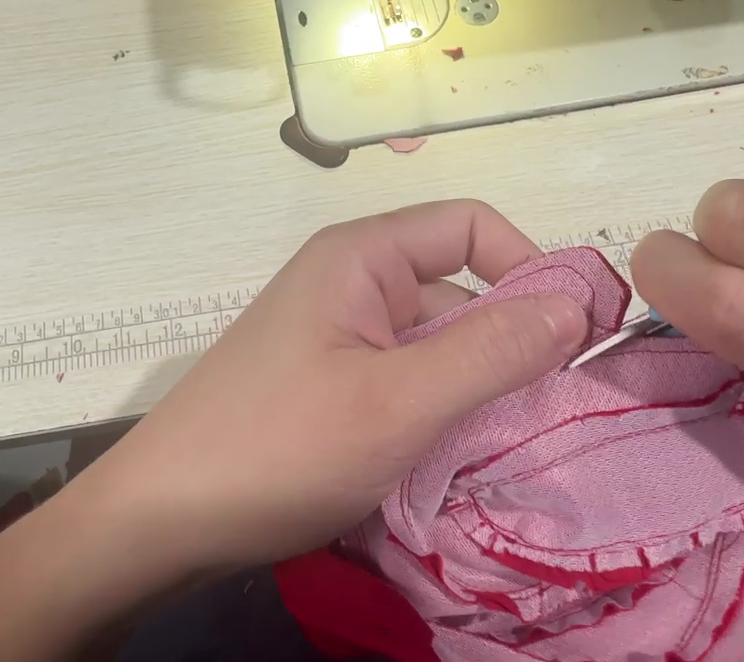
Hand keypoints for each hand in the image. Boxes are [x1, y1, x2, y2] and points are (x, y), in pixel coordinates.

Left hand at [68, 199, 590, 573]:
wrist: (164, 517)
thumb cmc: (278, 446)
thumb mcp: (396, 403)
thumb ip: (490, 352)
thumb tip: (576, 303)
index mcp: (360, 256)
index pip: (469, 226)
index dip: (530, 265)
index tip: (579, 335)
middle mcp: (350, 281)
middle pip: (456, 289)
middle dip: (506, 344)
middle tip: (549, 419)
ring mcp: (336, 334)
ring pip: (434, 344)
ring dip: (472, 389)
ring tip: (502, 451)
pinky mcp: (328, 381)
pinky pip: (403, 379)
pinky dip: (435, 412)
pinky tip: (450, 462)